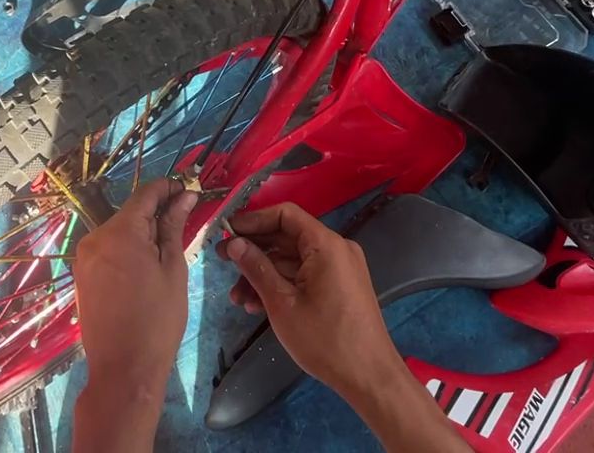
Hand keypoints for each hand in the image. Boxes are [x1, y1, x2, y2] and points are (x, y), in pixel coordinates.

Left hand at [69, 178, 196, 452]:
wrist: (123, 372)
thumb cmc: (157, 320)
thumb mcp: (173, 269)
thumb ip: (174, 226)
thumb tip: (185, 196)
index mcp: (120, 231)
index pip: (146, 193)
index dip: (169, 188)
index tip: (189, 192)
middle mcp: (96, 236)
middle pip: (131, 211)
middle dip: (157, 212)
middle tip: (183, 221)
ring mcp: (85, 256)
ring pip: (119, 229)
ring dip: (142, 231)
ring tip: (166, 247)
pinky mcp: (82, 274)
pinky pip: (108, 248)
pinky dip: (127, 247)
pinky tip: (144, 264)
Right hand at [221, 203, 468, 452]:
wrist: (370, 379)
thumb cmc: (325, 339)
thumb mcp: (282, 303)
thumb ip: (257, 268)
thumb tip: (234, 243)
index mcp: (325, 244)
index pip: (285, 214)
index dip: (254, 220)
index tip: (227, 231)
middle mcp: (336, 248)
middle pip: (287, 237)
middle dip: (254, 251)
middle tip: (223, 261)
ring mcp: (340, 268)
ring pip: (293, 260)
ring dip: (265, 274)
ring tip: (238, 299)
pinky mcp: (340, 287)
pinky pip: (306, 275)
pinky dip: (283, 285)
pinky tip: (259, 306)